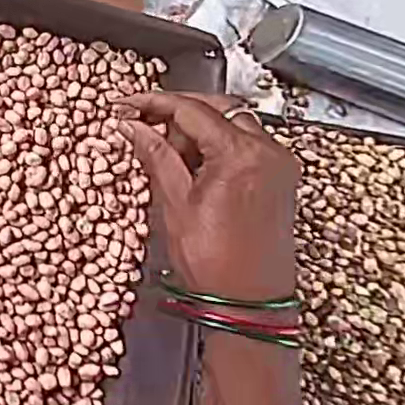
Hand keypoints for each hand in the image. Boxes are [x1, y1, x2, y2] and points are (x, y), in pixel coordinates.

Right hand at [119, 93, 298, 301]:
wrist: (251, 300)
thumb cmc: (214, 258)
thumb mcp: (174, 201)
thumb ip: (155, 154)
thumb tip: (131, 125)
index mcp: (242, 154)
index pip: (191, 110)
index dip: (153, 103)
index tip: (125, 104)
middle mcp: (269, 152)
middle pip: (217, 108)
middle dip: (176, 111)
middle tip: (141, 122)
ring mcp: (278, 164)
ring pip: (231, 123)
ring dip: (195, 128)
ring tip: (162, 149)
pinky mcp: (278, 178)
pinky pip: (243, 143)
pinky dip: (213, 144)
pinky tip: (188, 162)